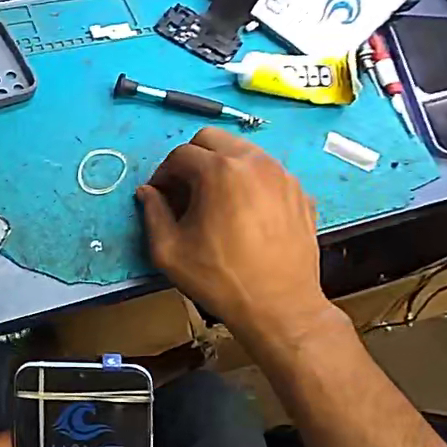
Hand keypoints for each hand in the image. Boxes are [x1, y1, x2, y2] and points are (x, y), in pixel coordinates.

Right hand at [136, 127, 331, 335]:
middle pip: (212, 139)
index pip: (180, 154)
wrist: (279, 307)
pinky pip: (266, 172)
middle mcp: (253, 162)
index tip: (159, 196)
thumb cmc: (219, 279)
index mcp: (219, 171)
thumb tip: (148, 192)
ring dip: (221, 165)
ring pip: (242, 151)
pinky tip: (243, 212)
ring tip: (214, 200)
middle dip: (191, 158)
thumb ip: (152, 213)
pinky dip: (248, 180)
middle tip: (184, 190)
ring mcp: (281, 174)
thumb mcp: (169, 251)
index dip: (163, 174)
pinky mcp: (299, 191)